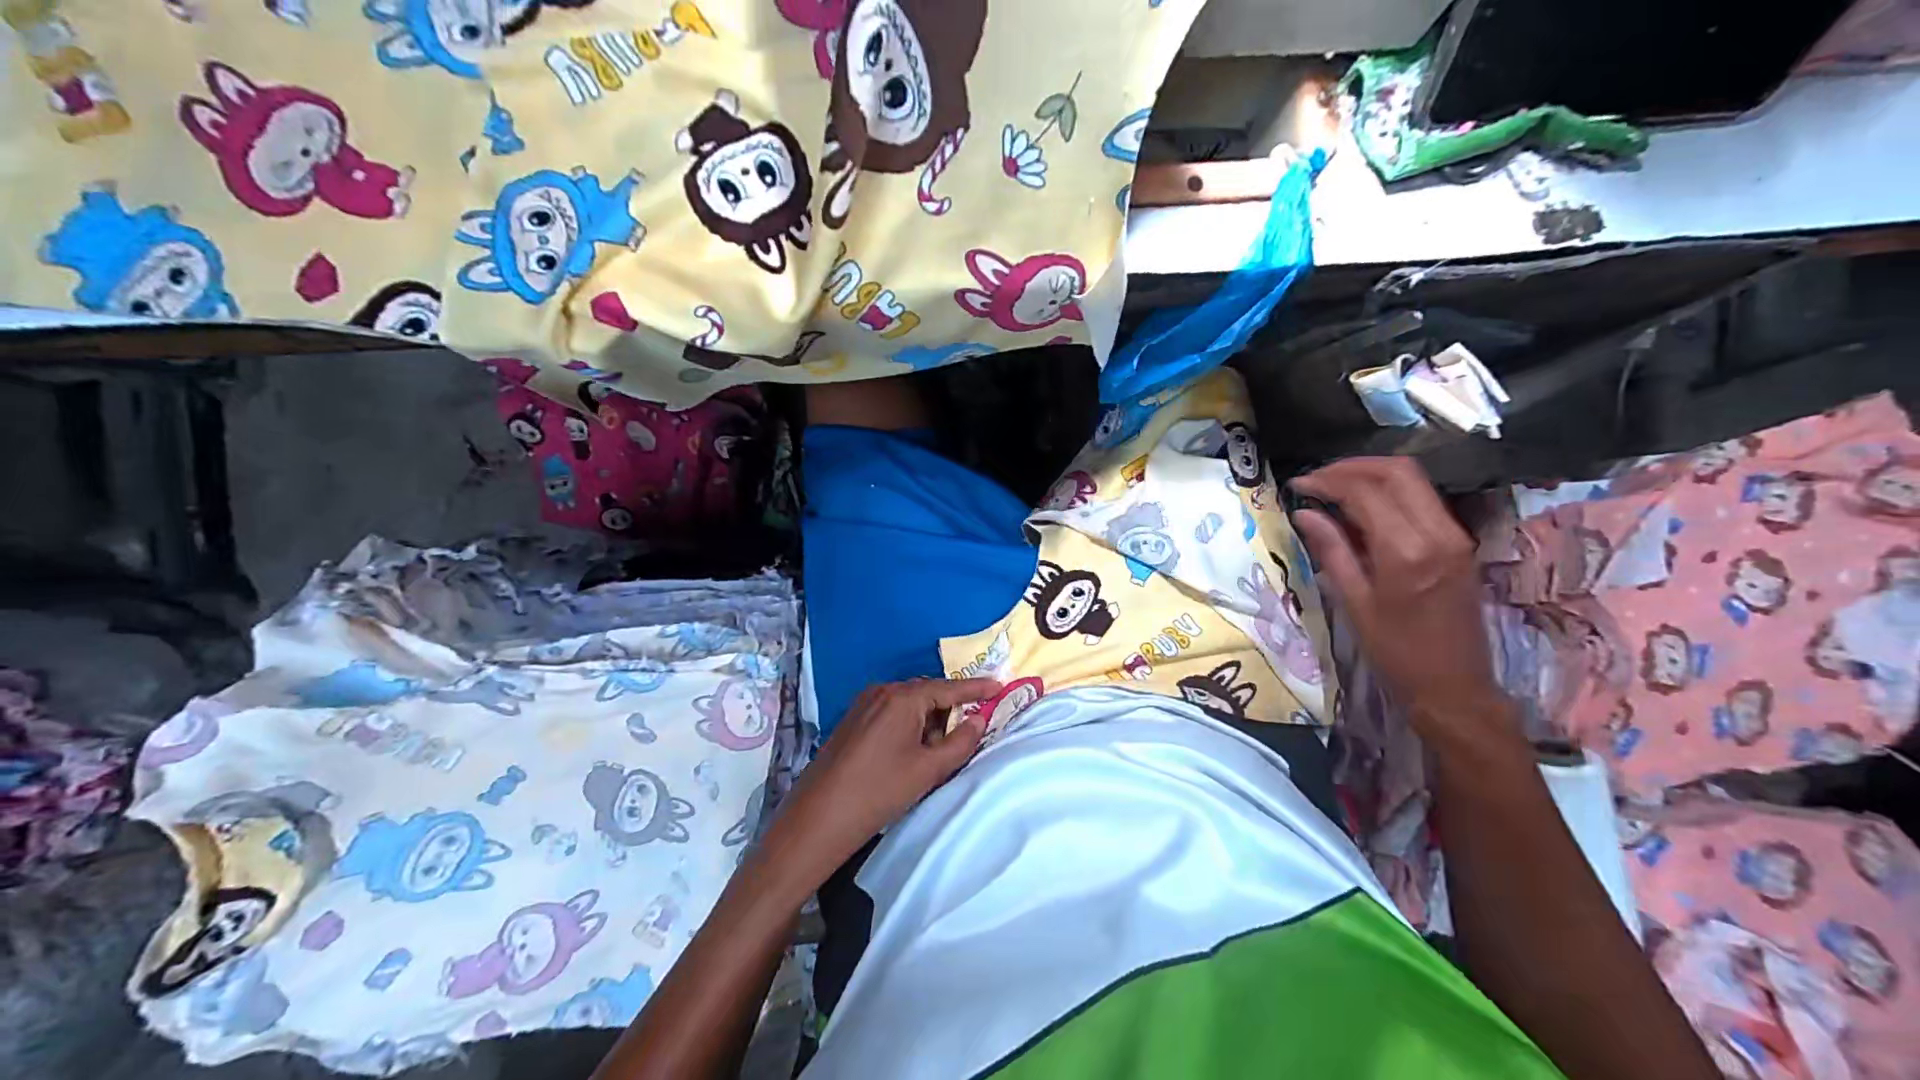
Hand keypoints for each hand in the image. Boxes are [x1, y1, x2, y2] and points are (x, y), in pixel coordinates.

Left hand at [763, 678, 998, 883]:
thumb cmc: (878, 792)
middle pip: (928, 693)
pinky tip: (916, 749)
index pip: (949, 687)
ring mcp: (863, 705)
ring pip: (909, 705)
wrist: (818, 818)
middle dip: (952, 707)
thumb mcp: (928, 770)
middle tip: (977, 723)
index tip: (1001, 686)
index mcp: (902, 698)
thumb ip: (960, 742)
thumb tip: (980, 718)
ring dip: (930, 719)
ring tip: (946, 744)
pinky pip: (891, 713)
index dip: (977, 688)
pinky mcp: (852, 721)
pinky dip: (910, 725)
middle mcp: (882, 691)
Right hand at [1288, 458, 1511, 738]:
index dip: (1328, 481)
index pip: (1366, 492)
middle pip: (1397, 472)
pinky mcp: (1460, 542)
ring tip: (1334, 488)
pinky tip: (1362, 509)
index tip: (1299, 485)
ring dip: (1372, 475)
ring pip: (1413, 481)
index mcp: (1407, 551)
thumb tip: (1305, 513)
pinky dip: (1390, 492)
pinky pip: (1422, 500)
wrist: (1454, 686)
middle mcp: (1438, 533)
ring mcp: (1455, 536)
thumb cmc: (1396, 652)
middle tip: (1317, 479)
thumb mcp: (1355, 603)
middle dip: (1352, 467)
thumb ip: (1332, 551)